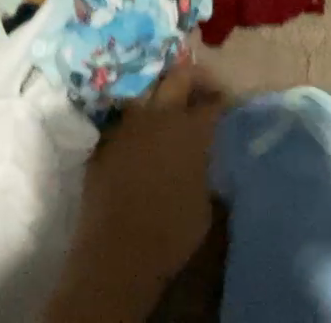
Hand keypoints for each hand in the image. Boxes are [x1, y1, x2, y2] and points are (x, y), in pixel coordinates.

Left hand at [47, 64, 229, 321]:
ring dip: (161, 93)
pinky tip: (143, 136)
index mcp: (190, 129)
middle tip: (202, 91)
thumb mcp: (205, 203)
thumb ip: (203, 168)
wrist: (117, 253)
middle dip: (194, 78)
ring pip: (146, 90)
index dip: (221, 98)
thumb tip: (200, 158)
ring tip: (170, 108)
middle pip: (178, 76)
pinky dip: (138, 120)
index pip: (211, 100)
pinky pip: (125, 118)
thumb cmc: (171, 233)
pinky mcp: (104, 141)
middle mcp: (158, 116)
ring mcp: (127, 126)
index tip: (226, 103)